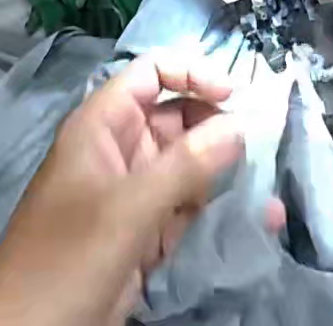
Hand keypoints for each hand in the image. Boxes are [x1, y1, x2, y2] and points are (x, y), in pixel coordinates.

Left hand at [0, 55, 273, 325]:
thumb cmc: (66, 259)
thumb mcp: (127, 209)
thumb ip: (185, 165)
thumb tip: (240, 126)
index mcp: (103, 123)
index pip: (152, 72)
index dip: (192, 74)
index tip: (234, 97)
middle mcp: (120, 147)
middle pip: (176, 115)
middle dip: (216, 125)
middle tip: (261, 143)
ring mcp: (132, 191)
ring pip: (186, 162)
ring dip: (223, 168)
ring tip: (266, 179)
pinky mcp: (144, 231)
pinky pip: (187, 205)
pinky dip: (216, 208)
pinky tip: (257, 216)